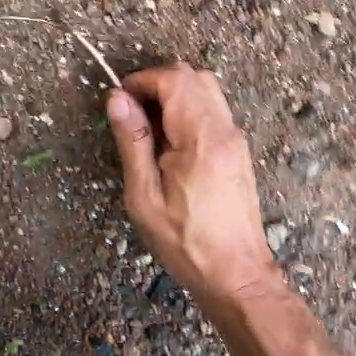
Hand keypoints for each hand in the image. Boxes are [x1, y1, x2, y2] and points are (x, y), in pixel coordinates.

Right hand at [106, 64, 278, 302]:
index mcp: (201, 140)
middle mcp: (224, 131)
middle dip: (157, 83)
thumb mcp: (145, 196)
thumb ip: (132, 141)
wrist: (239, 279)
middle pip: (192, 76)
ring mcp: (236, 140)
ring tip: (151, 128)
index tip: (122, 104)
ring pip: (205, 88)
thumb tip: (116, 97)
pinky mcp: (238, 150)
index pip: (174, 79)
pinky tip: (171, 142)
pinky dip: (187, 108)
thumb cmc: (186, 243)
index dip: (142, 81)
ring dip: (173, 94)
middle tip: (135, 114)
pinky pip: (212, 108)